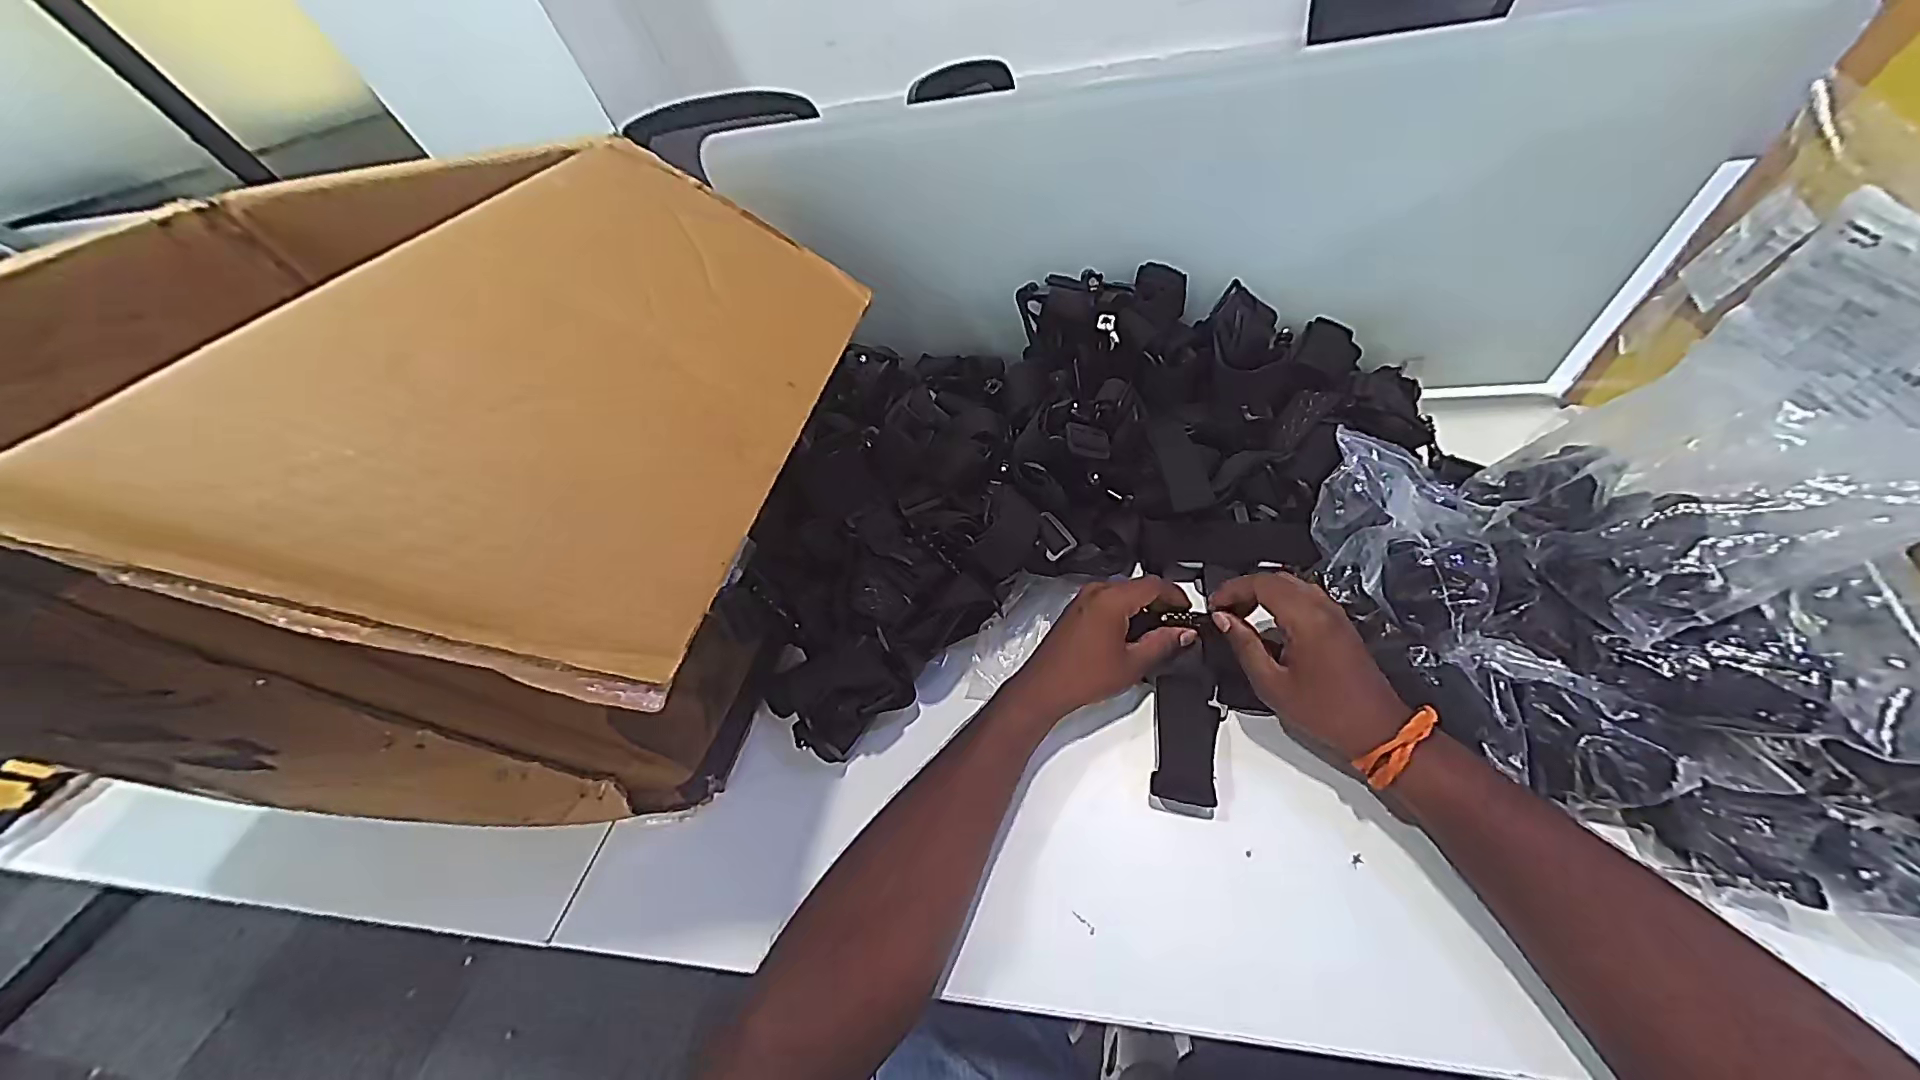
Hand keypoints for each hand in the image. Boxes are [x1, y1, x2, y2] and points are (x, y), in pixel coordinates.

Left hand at [1003, 576, 1196, 718]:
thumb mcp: (1134, 663)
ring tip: (1157, 631)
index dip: (1177, 595)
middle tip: (1177, 622)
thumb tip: (1182, 633)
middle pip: (1138, 585)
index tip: (1188, 609)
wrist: (1045, 687)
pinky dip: (1124, 611)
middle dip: (1160, 601)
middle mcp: (1095, 593)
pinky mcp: (1076, 610)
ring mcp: (1083, 600)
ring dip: (1142, 606)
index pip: (1154, 584)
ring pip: (1122, 593)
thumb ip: (1164, 643)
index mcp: (1111, 599)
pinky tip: (1132, 634)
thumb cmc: (1079, 676)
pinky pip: (1107, 601)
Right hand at [1208, 572, 1411, 760]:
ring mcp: (1335, 615)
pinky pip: (1305, 598)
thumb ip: (1244, 645)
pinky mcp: (1340, 625)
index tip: (1214, 604)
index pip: (1260, 583)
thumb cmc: (1328, 712)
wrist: (1376, 730)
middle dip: (1244, 588)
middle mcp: (1323, 609)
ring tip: (1241, 615)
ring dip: (1262, 593)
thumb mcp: (1271, 683)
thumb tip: (1224, 620)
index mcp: (1306, 619)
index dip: (1231, 589)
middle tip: (1223, 609)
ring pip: (1291, 585)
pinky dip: (1280, 601)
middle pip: (1275, 578)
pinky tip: (1267, 624)